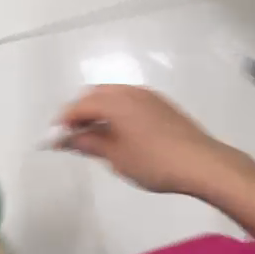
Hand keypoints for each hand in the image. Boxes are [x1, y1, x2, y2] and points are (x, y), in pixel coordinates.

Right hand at [56, 85, 244, 195]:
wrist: (202, 163)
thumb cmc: (154, 162)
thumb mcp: (116, 156)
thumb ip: (88, 142)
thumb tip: (65, 137)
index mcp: (113, 100)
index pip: (78, 106)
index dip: (62, 122)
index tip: (52, 141)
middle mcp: (128, 90)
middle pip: (94, 95)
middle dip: (80, 113)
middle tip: (73, 138)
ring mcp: (147, 95)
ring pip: (113, 97)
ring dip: (99, 112)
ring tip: (96, 138)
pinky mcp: (161, 104)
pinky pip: (129, 101)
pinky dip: (117, 112)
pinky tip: (121, 134)